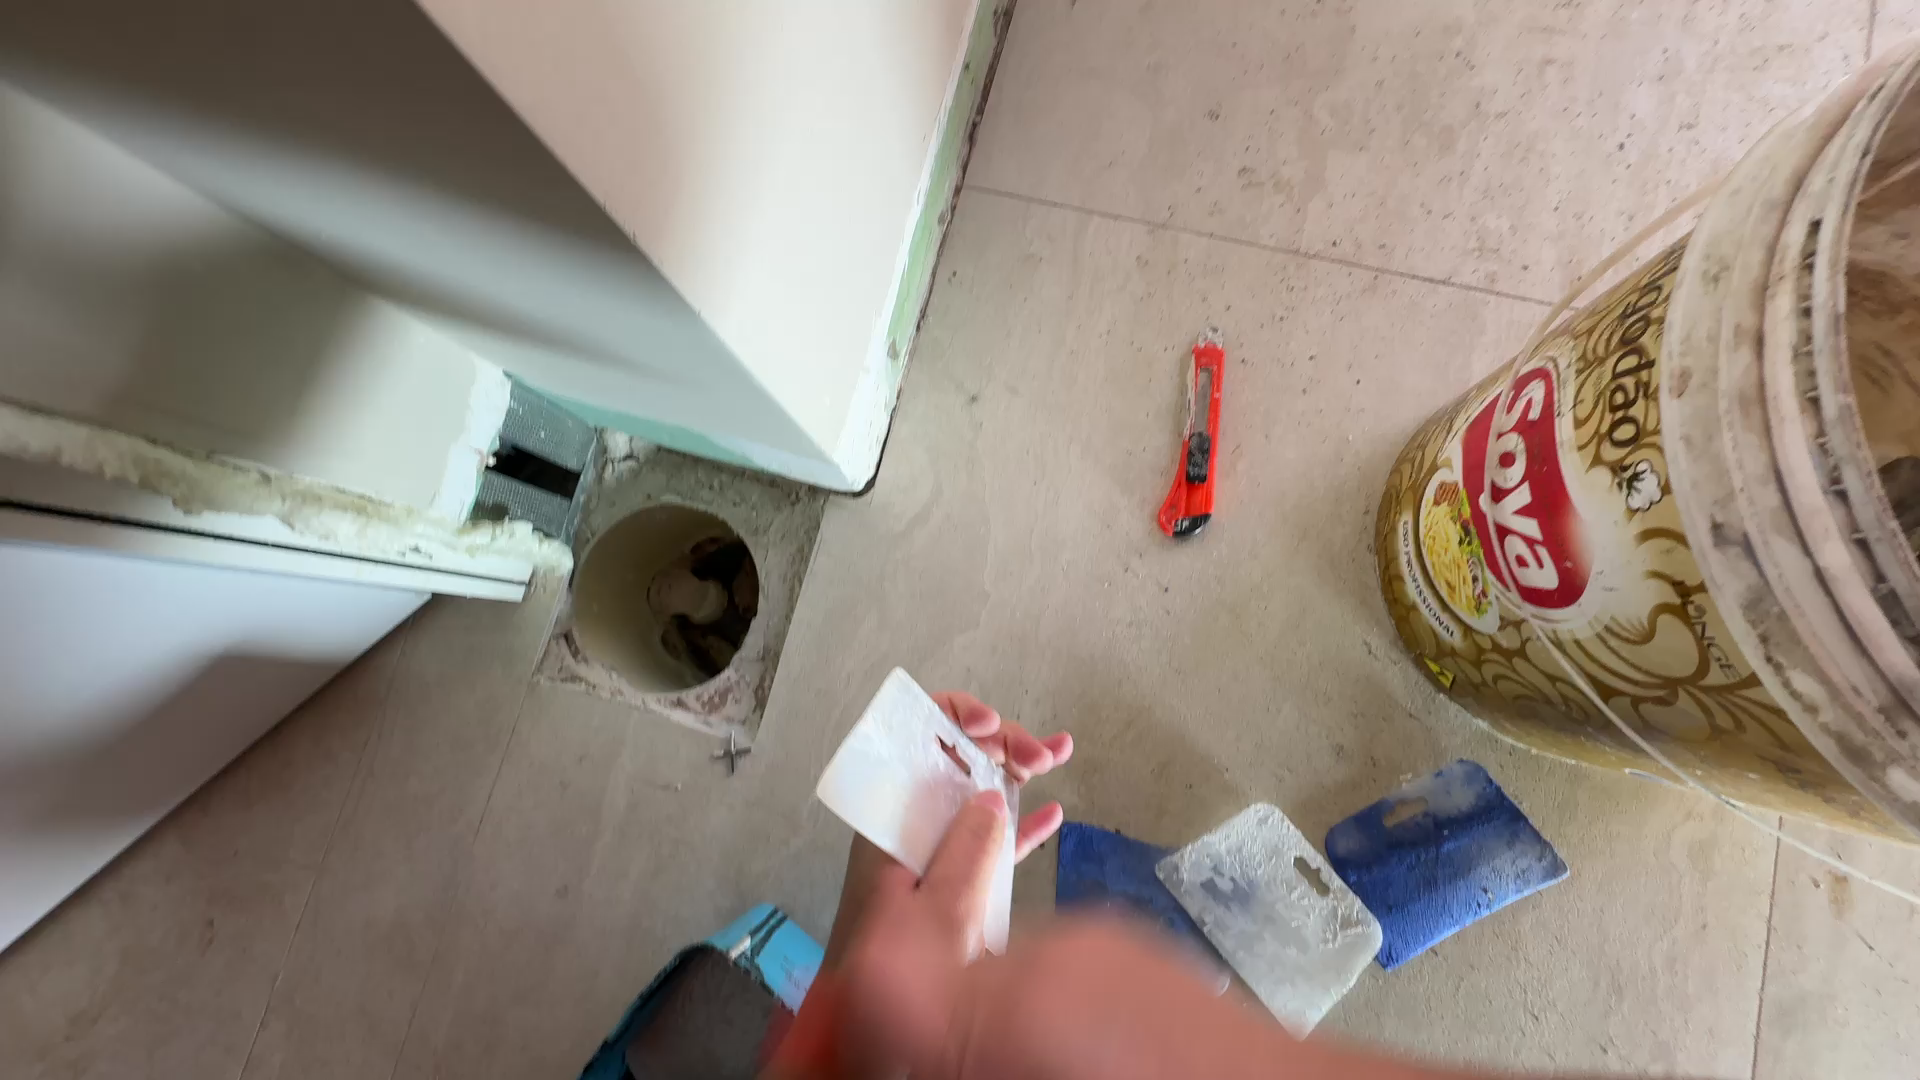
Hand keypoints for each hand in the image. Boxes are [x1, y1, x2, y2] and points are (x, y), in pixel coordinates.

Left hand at [821, 691, 1071, 968]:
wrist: (879, 1036)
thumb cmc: (897, 969)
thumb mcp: (938, 909)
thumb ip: (967, 849)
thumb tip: (993, 795)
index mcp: (893, 814)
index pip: (915, 739)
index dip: (952, 717)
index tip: (991, 724)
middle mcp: (914, 822)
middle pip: (955, 759)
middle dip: (1000, 744)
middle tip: (1041, 754)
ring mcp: (938, 850)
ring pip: (980, 794)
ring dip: (1018, 772)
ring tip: (1059, 751)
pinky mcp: (959, 881)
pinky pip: (994, 840)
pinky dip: (1023, 823)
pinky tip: (1053, 812)